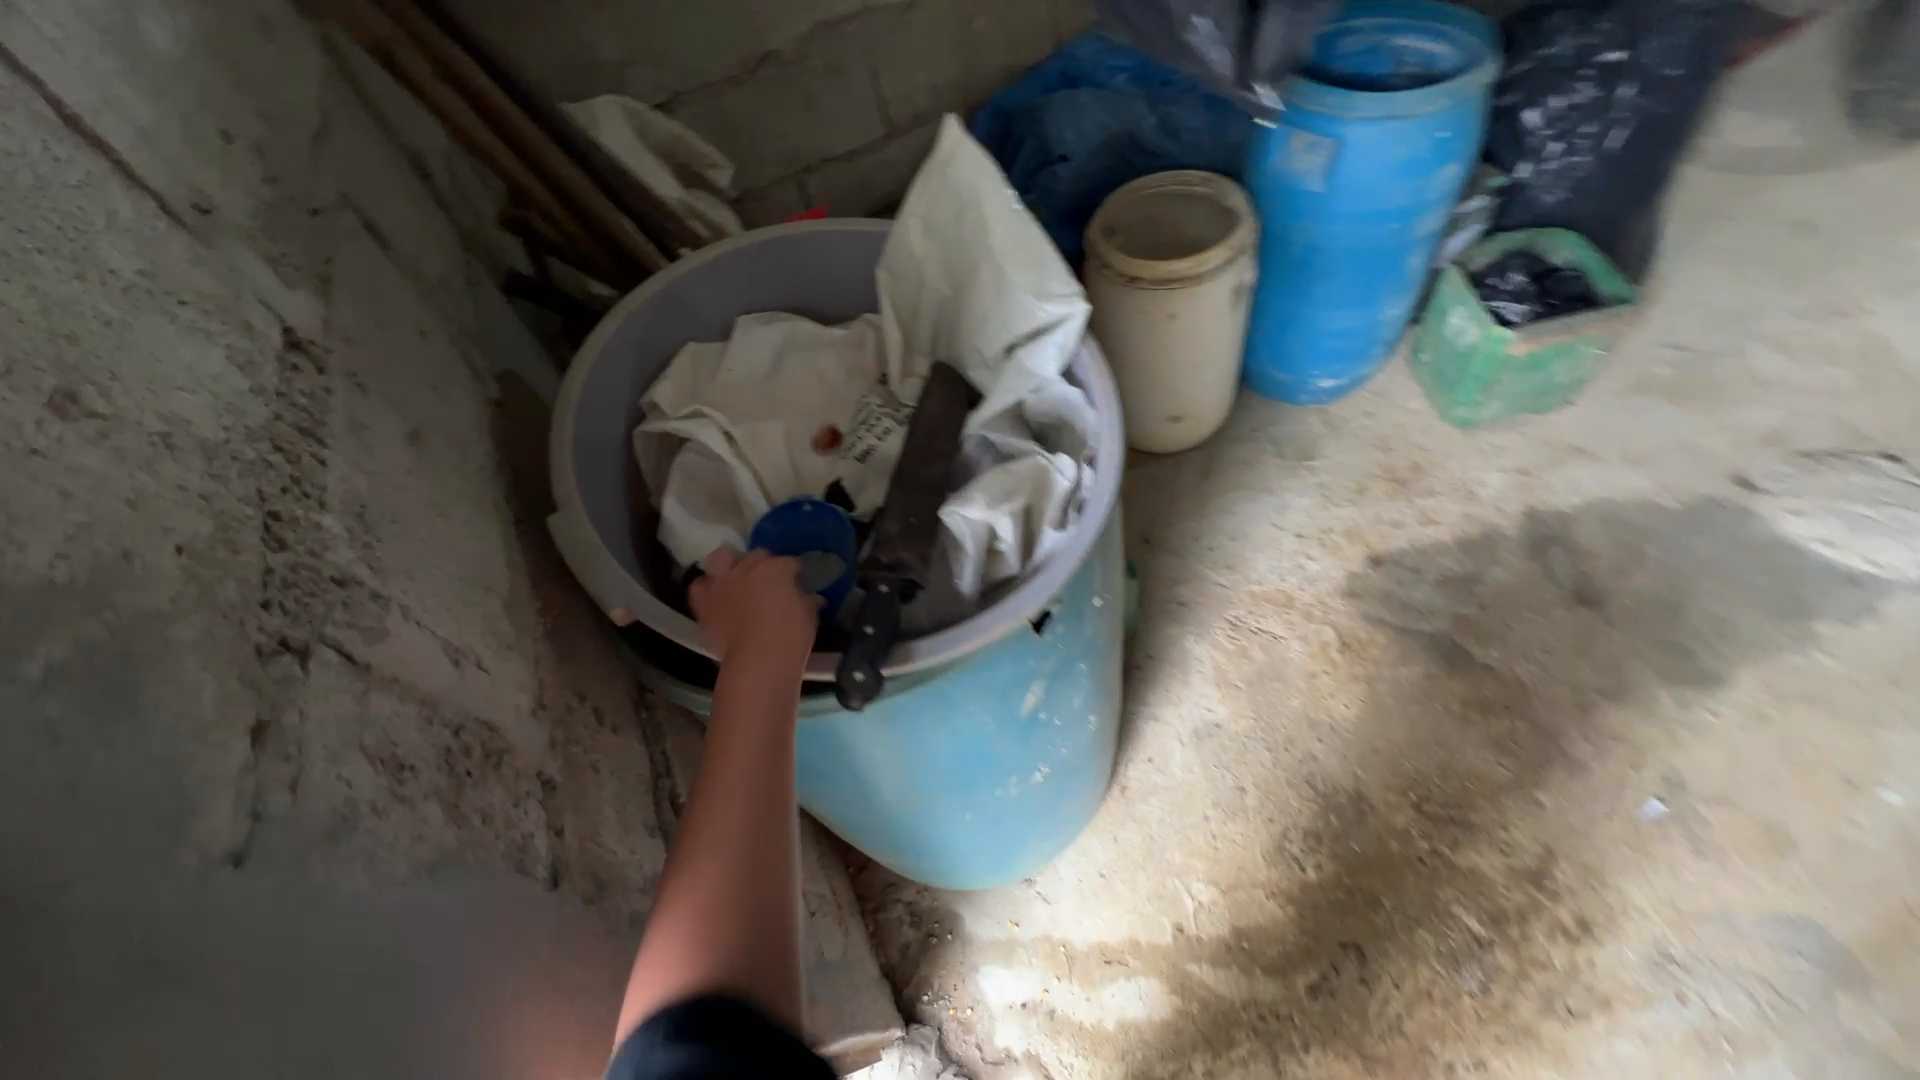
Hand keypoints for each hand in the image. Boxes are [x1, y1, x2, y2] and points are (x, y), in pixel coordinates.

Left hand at [690, 547, 819, 675]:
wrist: (758, 662)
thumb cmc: (790, 638)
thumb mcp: (809, 616)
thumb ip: (808, 600)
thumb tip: (812, 597)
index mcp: (776, 569)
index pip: (789, 562)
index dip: (795, 572)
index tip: (798, 581)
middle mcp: (747, 569)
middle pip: (757, 555)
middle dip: (765, 564)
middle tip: (770, 581)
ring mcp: (722, 583)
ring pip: (722, 557)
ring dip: (731, 563)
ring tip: (738, 577)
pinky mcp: (704, 602)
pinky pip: (699, 586)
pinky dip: (707, 587)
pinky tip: (716, 595)